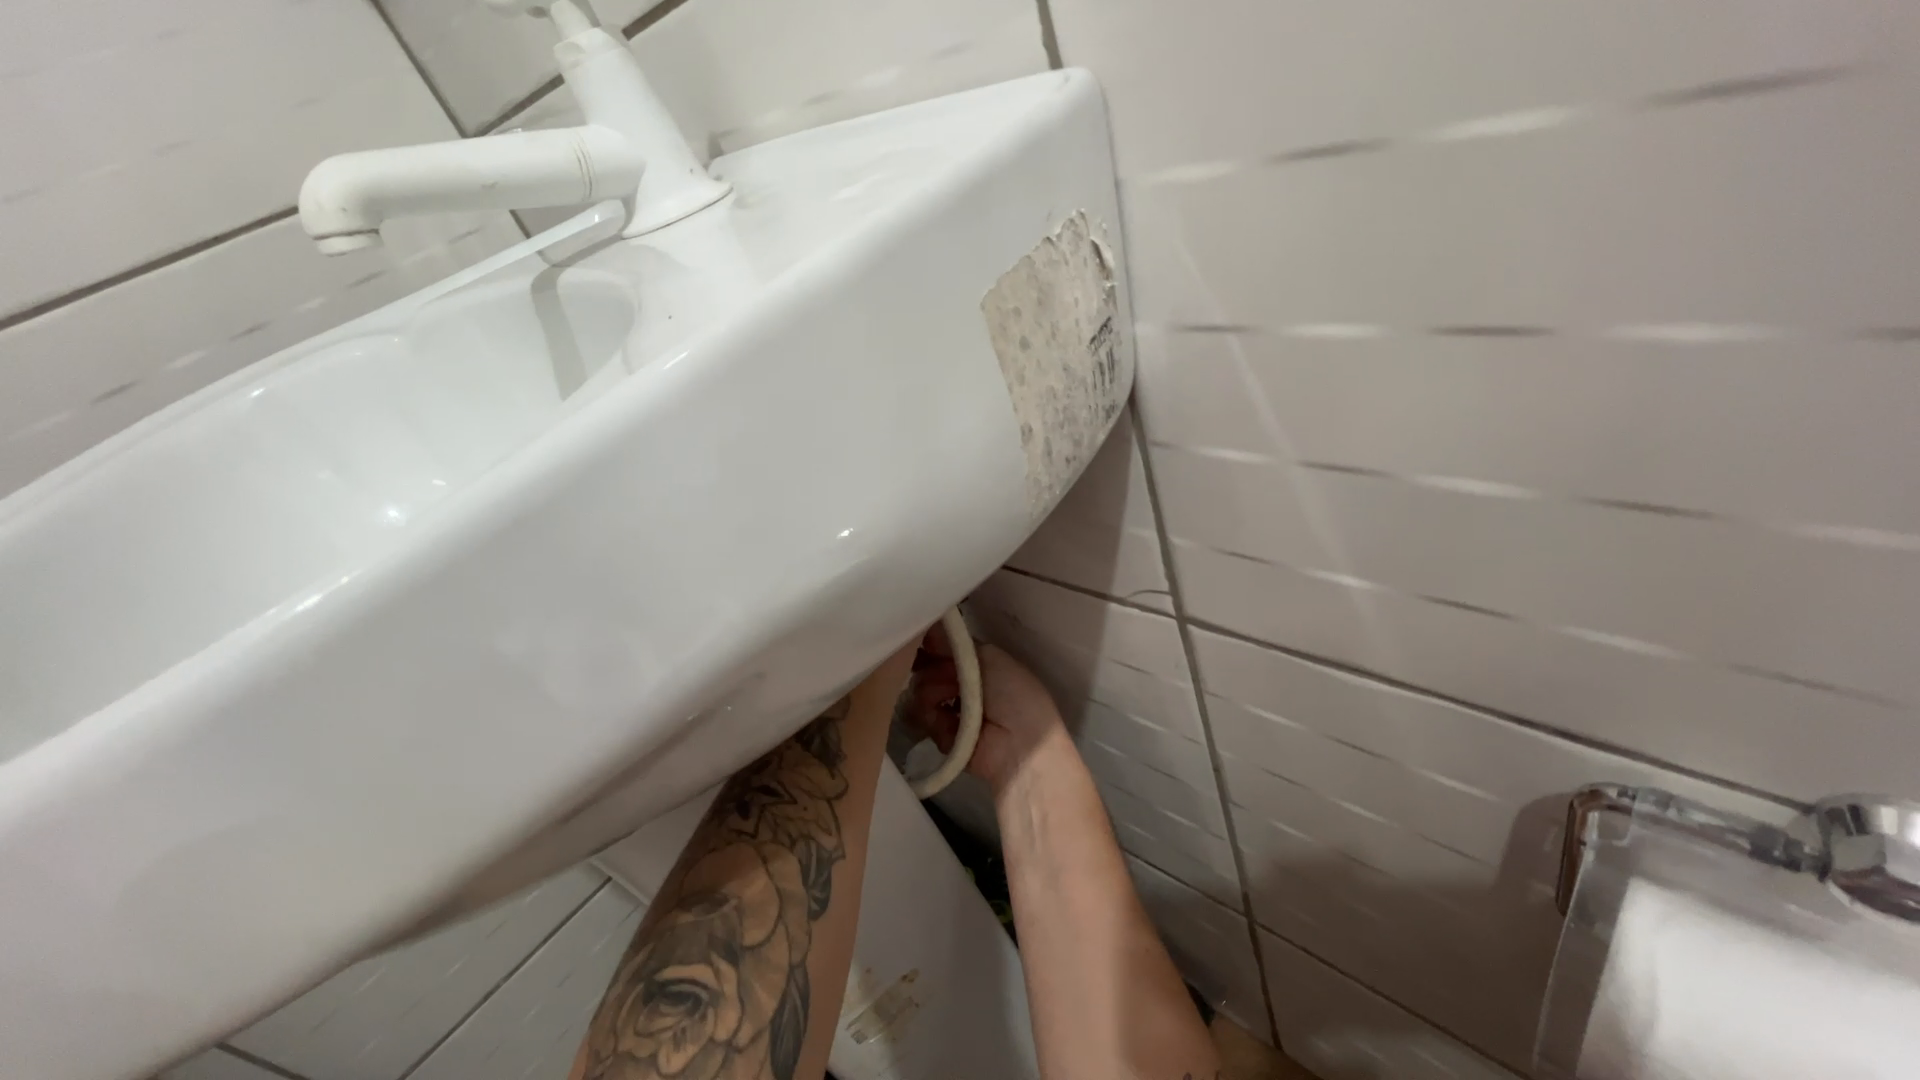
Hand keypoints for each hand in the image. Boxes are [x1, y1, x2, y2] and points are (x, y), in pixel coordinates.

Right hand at [905, 623, 1065, 793]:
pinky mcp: (940, 736)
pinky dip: (935, 719)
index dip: (928, 647)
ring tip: (956, 705)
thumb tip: (928, 629)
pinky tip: (952, 724)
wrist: (1021, 745)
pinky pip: (921, 719)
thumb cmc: (1014, 695)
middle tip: (952, 681)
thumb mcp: (991, 657)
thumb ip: (956, 643)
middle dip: (933, 672)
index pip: (939, 650)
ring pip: (919, 693)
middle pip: (924, 670)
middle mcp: (958, 685)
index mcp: (974, 665)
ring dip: (933, 695)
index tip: (922, 646)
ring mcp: (948, 711)